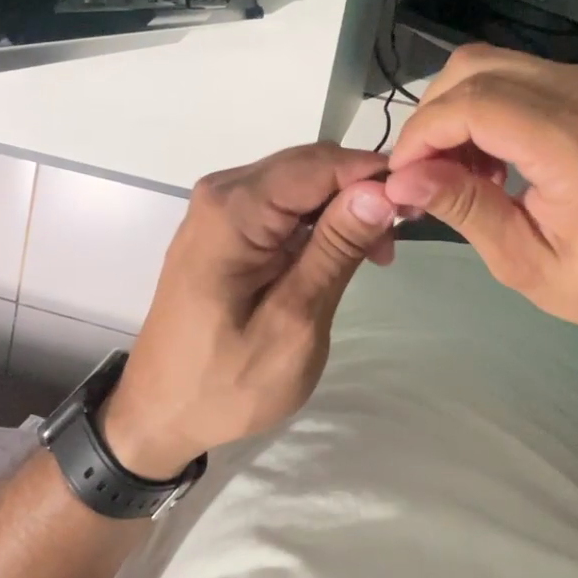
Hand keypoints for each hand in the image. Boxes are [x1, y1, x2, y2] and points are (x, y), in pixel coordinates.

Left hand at [102, 143, 396, 479]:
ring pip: (299, 181)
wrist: (159, 413)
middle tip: (396, 242)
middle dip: (359, 191)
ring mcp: (218, 206)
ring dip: (341, 208)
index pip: (319, 164)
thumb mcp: (294, 322)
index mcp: (234, 210)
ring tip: (375, 255)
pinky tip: (337, 253)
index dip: (373, 176)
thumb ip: (335, 250)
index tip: (417, 207)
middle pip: (309, 165)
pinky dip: (315, 221)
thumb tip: (380, 190)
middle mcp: (222, 192)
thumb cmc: (226, 382)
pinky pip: (280, 203)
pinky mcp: (223, 226)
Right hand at [384, 45, 577, 346]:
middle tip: (423, 173)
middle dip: (431, 117)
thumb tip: (399, 178)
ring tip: (456, 167)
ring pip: (488, 62)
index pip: (475, 104)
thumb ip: (466, 210)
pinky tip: (488, 153)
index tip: (400, 176)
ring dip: (454, 107)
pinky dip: (481, 102)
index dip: (423, 133)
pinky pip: (513, 70)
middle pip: (475, 70)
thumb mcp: (529, 265)